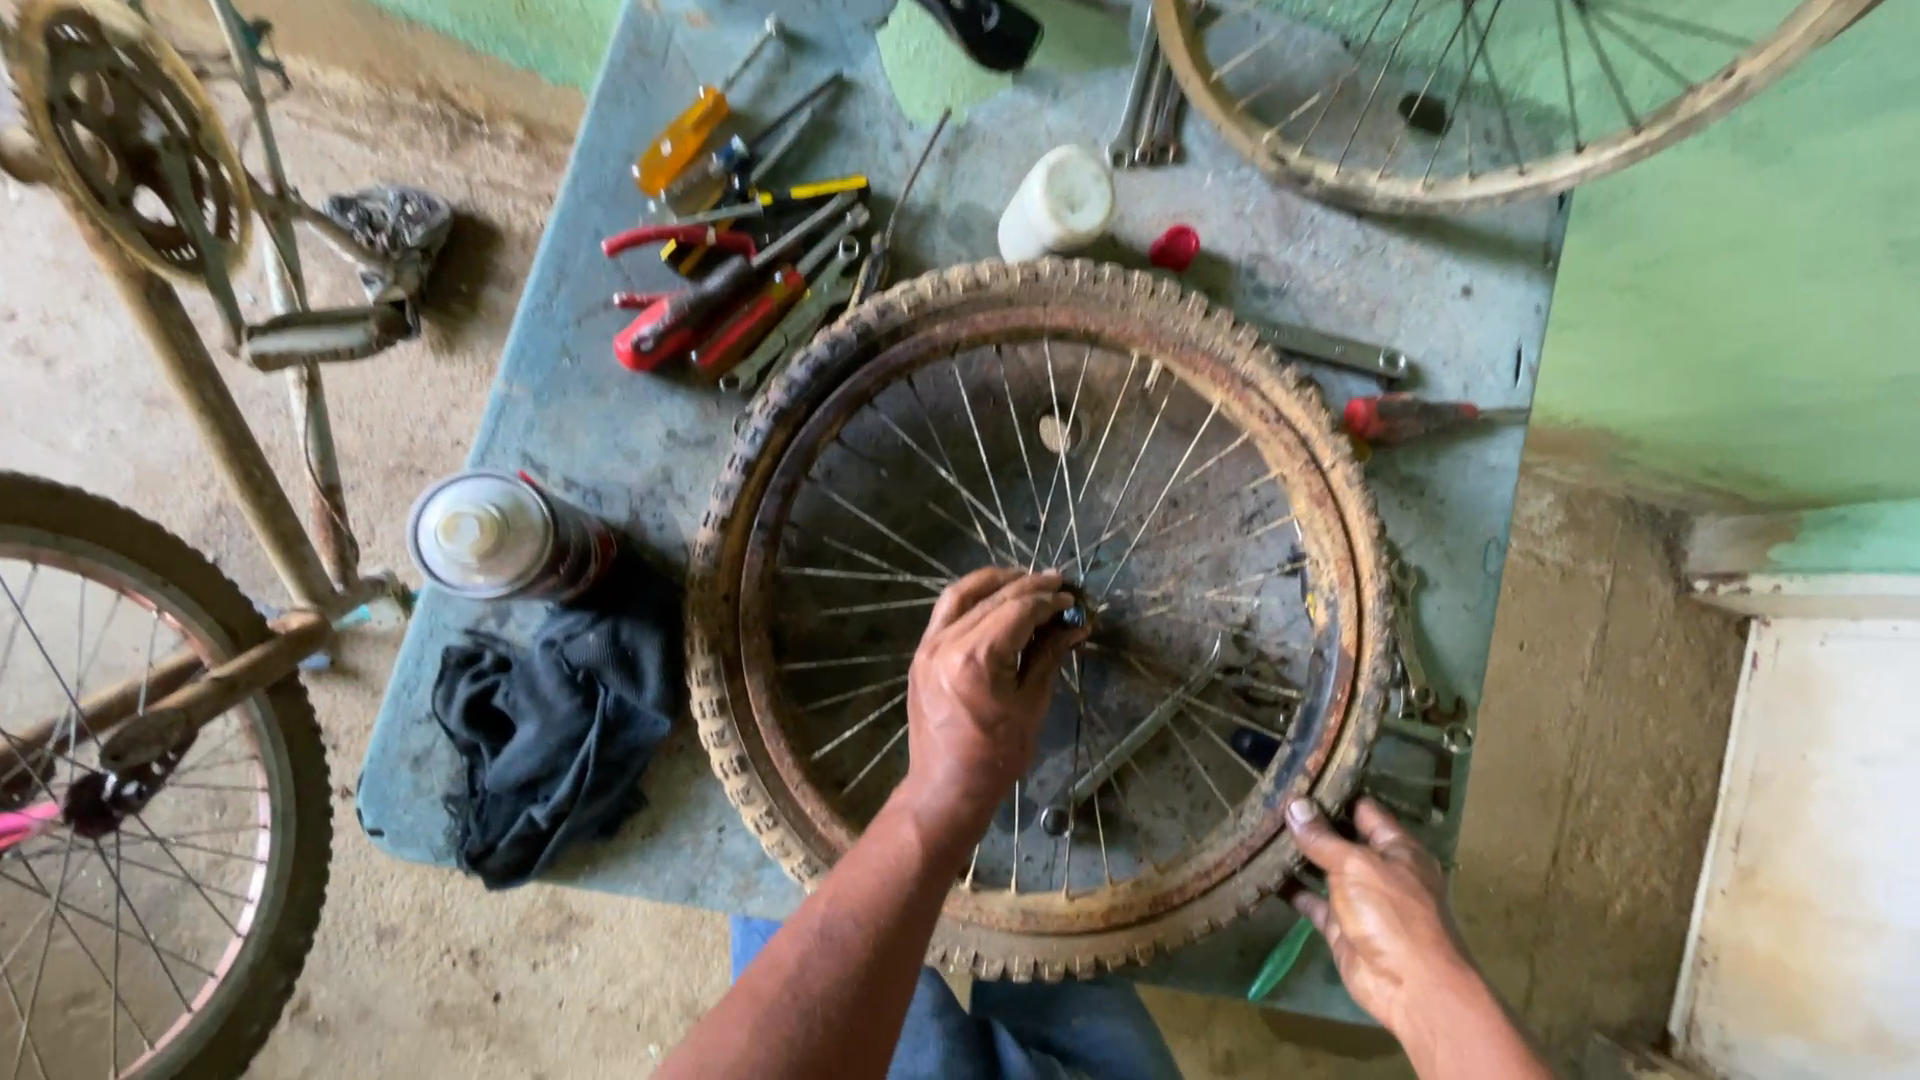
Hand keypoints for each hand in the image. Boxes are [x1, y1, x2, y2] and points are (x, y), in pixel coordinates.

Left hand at [898, 568, 1085, 842]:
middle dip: (1029, 586)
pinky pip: (946, 611)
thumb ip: (1049, 655)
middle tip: (1058, 583)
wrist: (946, 786)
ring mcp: (928, 645)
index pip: (1019, 609)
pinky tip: (995, 599)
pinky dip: (972, 597)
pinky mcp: (921, 653)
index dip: (1049, 600)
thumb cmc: (997, 754)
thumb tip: (1075, 624)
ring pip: (962, 593)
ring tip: (1026, 581)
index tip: (1073, 598)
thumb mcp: (1032, 703)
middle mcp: (947, 641)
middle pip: (993, 596)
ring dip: (996, 581)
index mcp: (976, 657)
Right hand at [1285, 797, 1479, 1037]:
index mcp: (1397, 849)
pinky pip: (1311, 900)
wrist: (1410, 987)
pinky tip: (1262, 871)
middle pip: (1340, 837)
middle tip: (1268, 800)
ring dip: (1295, 853)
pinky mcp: (1340, 925)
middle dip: (1308, 822)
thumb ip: (1323, 837)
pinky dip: (1290, 888)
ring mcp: (1360, 898)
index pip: (1363, 809)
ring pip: (1322, 868)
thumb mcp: (1356, 865)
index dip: (1333, 793)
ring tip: (1258, 829)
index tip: (1297, 776)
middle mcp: (1379, 869)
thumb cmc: (1392, 913)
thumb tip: (1295, 806)